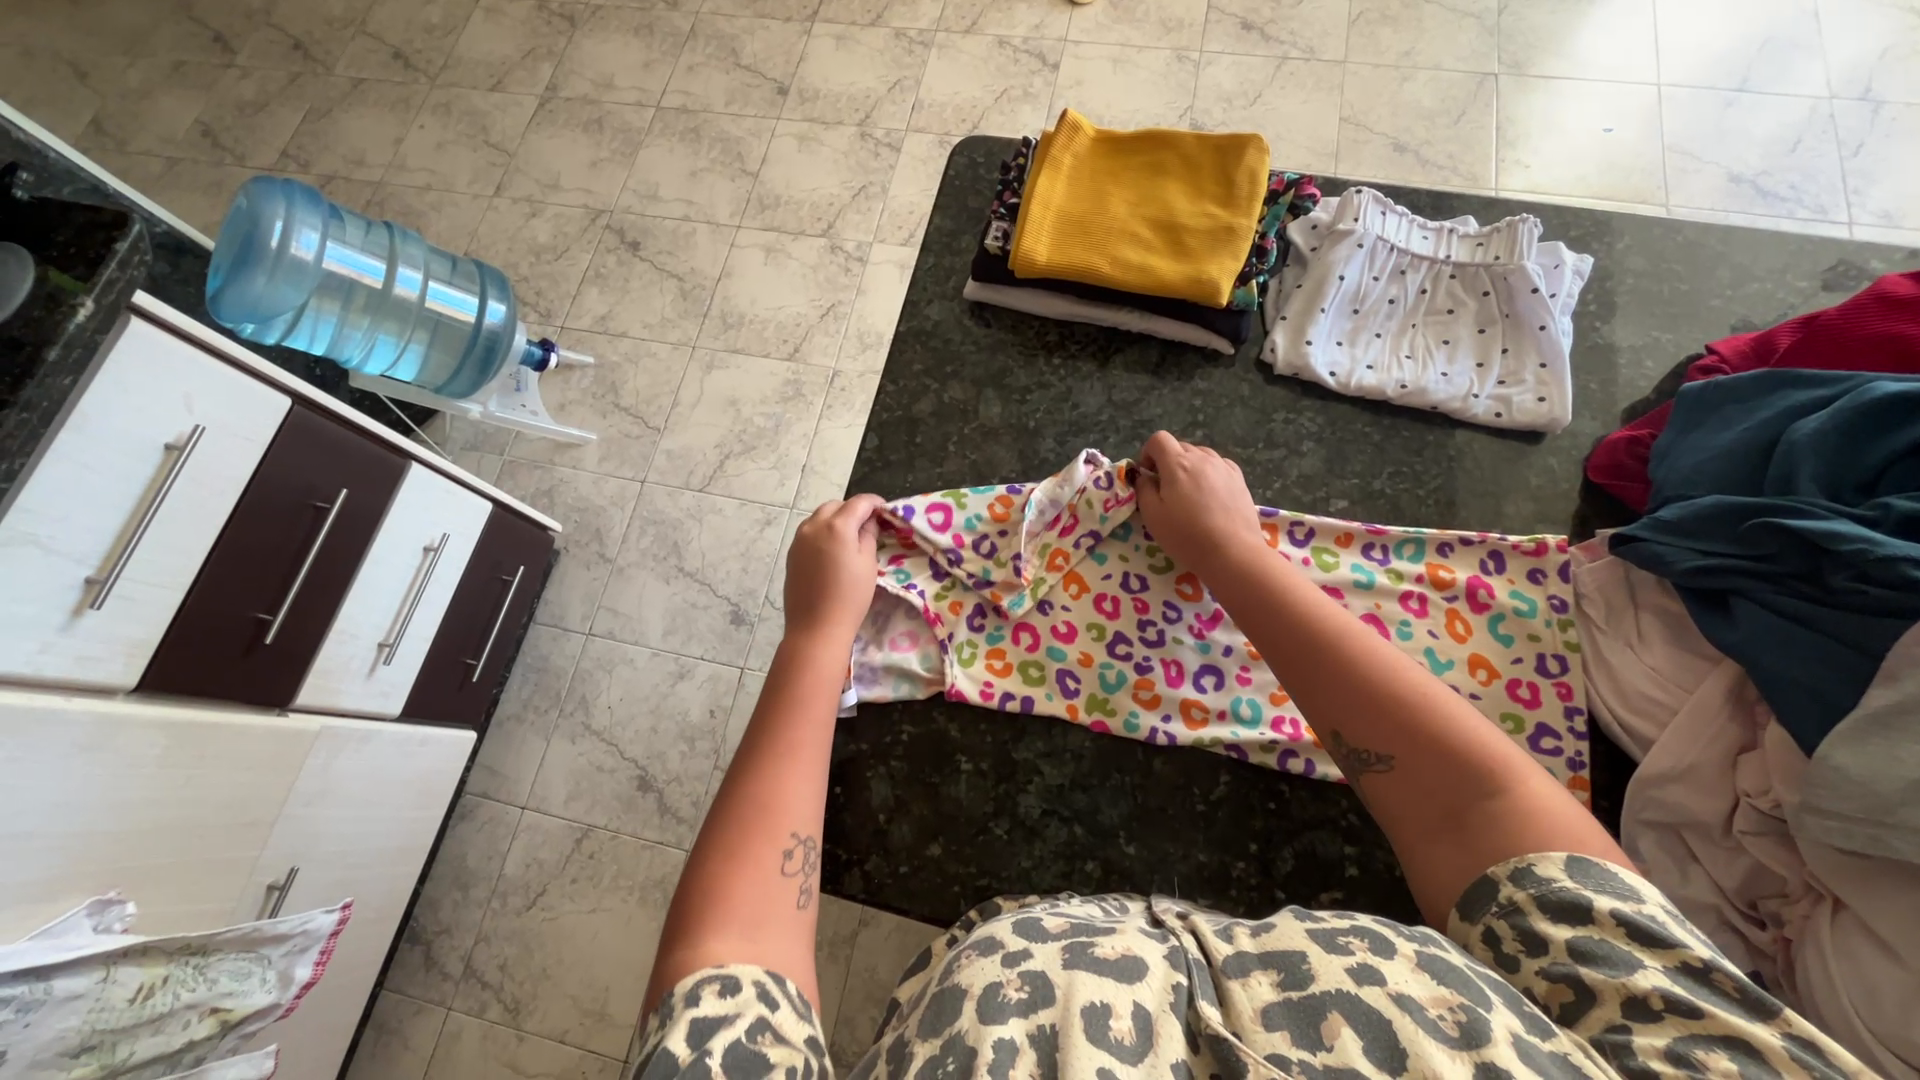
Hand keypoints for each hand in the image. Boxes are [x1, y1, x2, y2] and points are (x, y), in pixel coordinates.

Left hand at [783, 493, 885, 646]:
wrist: (816, 627)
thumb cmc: (850, 596)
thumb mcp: (868, 564)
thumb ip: (868, 536)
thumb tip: (868, 522)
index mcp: (837, 526)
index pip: (859, 502)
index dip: (874, 502)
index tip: (885, 510)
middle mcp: (814, 526)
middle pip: (836, 506)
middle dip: (853, 509)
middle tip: (868, 525)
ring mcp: (799, 539)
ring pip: (819, 517)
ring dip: (836, 519)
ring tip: (850, 537)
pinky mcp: (792, 553)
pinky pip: (809, 532)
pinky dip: (823, 532)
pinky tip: (832, 550)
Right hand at [1133, 431, 1267, 578]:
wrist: (1232, 552)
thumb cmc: (1186, 536)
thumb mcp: (1152, 516)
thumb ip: (1143, 489)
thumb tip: (1144, 477)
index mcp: (1177, 463)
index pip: (1158, 439)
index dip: (1148, 453)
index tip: (1148, 476)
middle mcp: (1202, 457)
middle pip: (1179, 446)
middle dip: (1168, 462)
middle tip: (1166, 490)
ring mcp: (1223, 466)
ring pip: (1200, 455)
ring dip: (1189, 467)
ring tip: (1190, 494)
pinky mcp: (1239, 479)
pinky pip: (1218, 465)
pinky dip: (1209, 473)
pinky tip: (1210, 496)